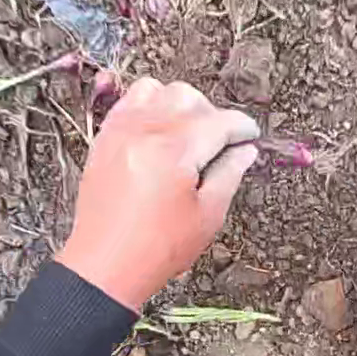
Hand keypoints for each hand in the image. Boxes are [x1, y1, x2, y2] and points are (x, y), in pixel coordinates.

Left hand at [56, 78, 258, 310]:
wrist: (106, 266)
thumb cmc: (159, 248)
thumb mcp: (208, 216)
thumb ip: (229, 174)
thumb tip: (244, 151)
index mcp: (174, 150)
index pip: (219, 121)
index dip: (243, 127)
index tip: (252, 138)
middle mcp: (144, 131)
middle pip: (188, 97)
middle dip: (213, 115)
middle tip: (222, 144)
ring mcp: (119, 132)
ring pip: (156, 89)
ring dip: (179, 105)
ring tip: (189, 135)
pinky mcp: (104, 140)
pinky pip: (128, 102)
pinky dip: (149, 107)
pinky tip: (160, 133)